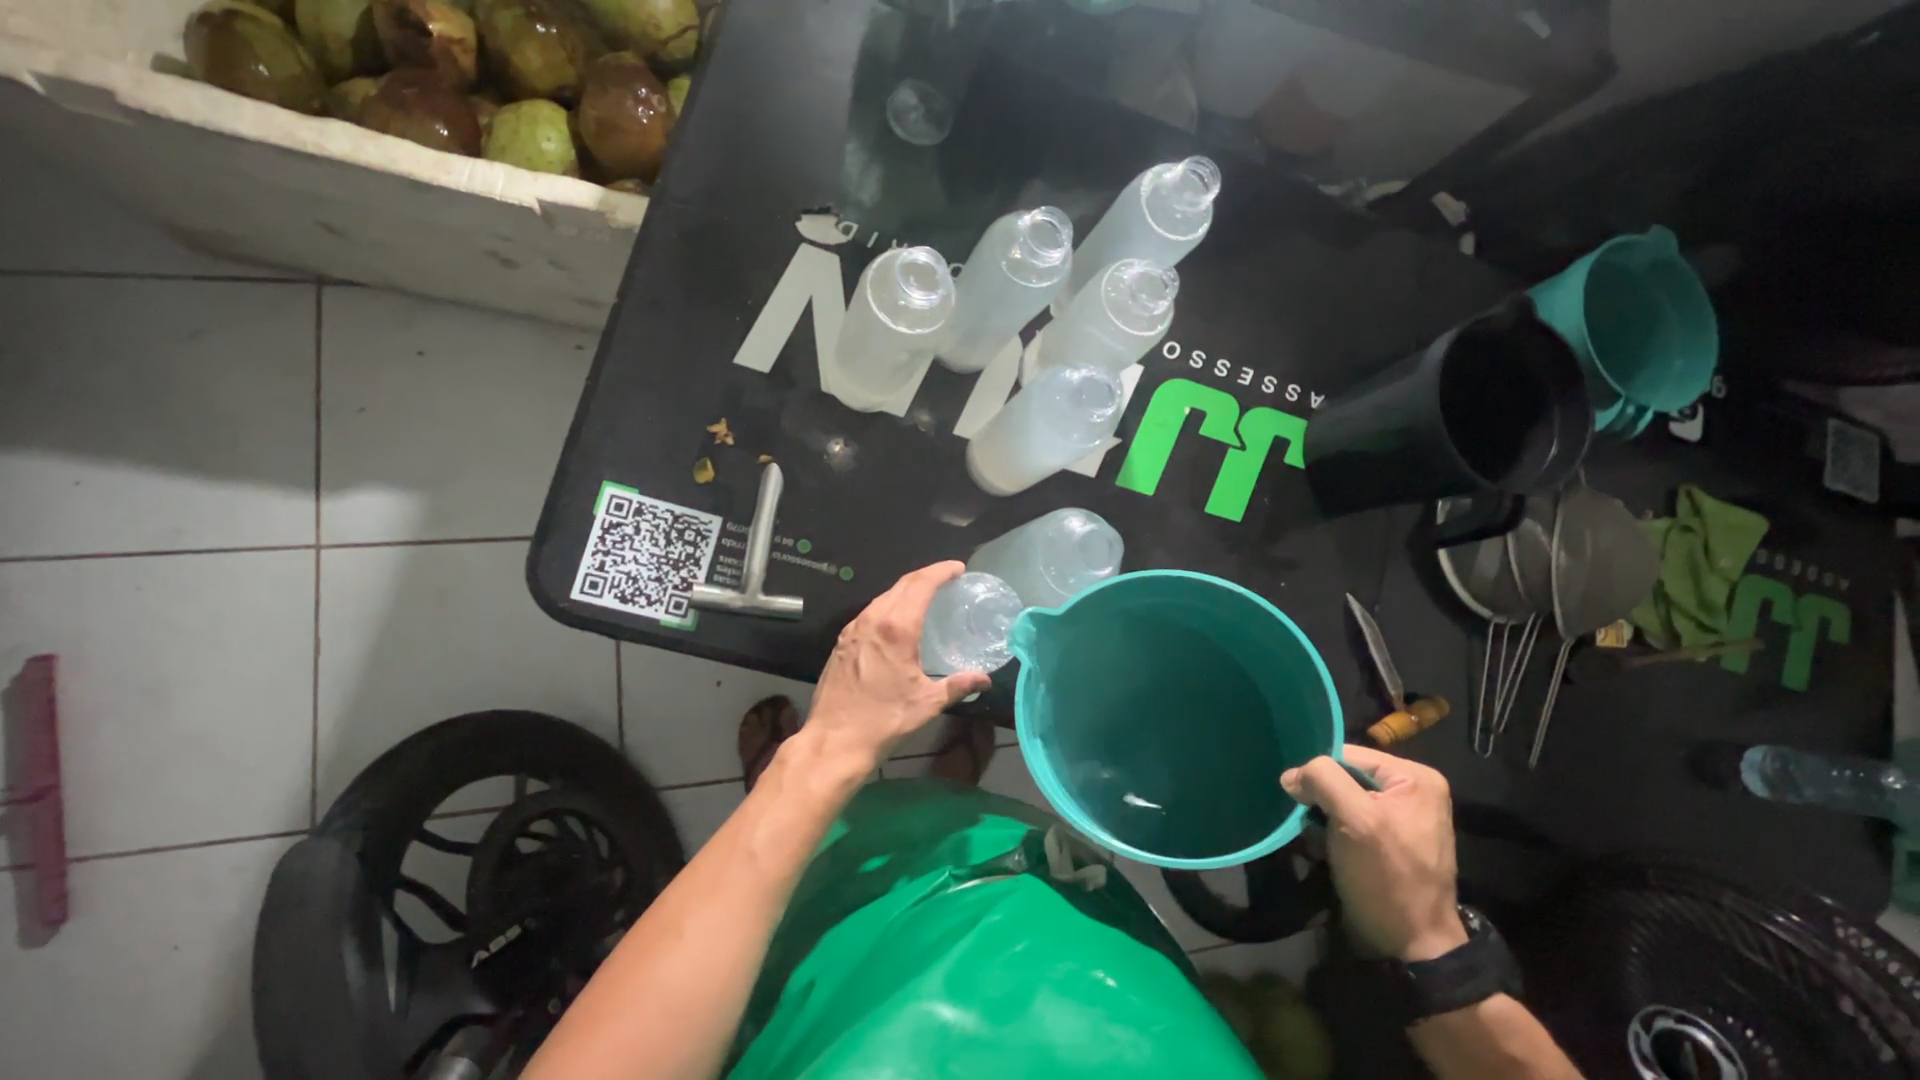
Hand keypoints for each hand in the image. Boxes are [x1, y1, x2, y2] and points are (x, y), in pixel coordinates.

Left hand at [805, 562, 992, 769]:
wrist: (835, 740)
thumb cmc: (884, 720)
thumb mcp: (927, 703)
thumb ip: (957, 686)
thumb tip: (984, 679)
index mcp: (896, 629)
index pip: (921, 585)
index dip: (941, 571)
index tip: (958, 568)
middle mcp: (872, 620)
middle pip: (902, 585)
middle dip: (925, 576)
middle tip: (947, 578)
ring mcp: (853, 630)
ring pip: (882, 597)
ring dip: (905, 591)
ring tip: (925, 597)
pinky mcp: (842, 642)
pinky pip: (869, 613)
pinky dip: (888, 607)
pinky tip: (897, 622)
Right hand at [1281, 744, 1467, 962]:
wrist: (1411, 945)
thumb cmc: (1387, 877)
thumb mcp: (1355, 820)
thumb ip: (1323, 780)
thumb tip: (1291, 776)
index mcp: (1415, 777)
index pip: (1348, 754)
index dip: (1318, 773)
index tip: (1297, 800)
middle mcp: (1412, 791)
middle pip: (1345, 777)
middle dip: (1320, 799)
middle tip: (1307, 824)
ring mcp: (1402, 818)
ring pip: (1342, 801)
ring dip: (1321, 819)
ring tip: (1315, 841)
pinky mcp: (1389, 842)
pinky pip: (1349, 823)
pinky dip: (1330, 834)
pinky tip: (1323, 851)